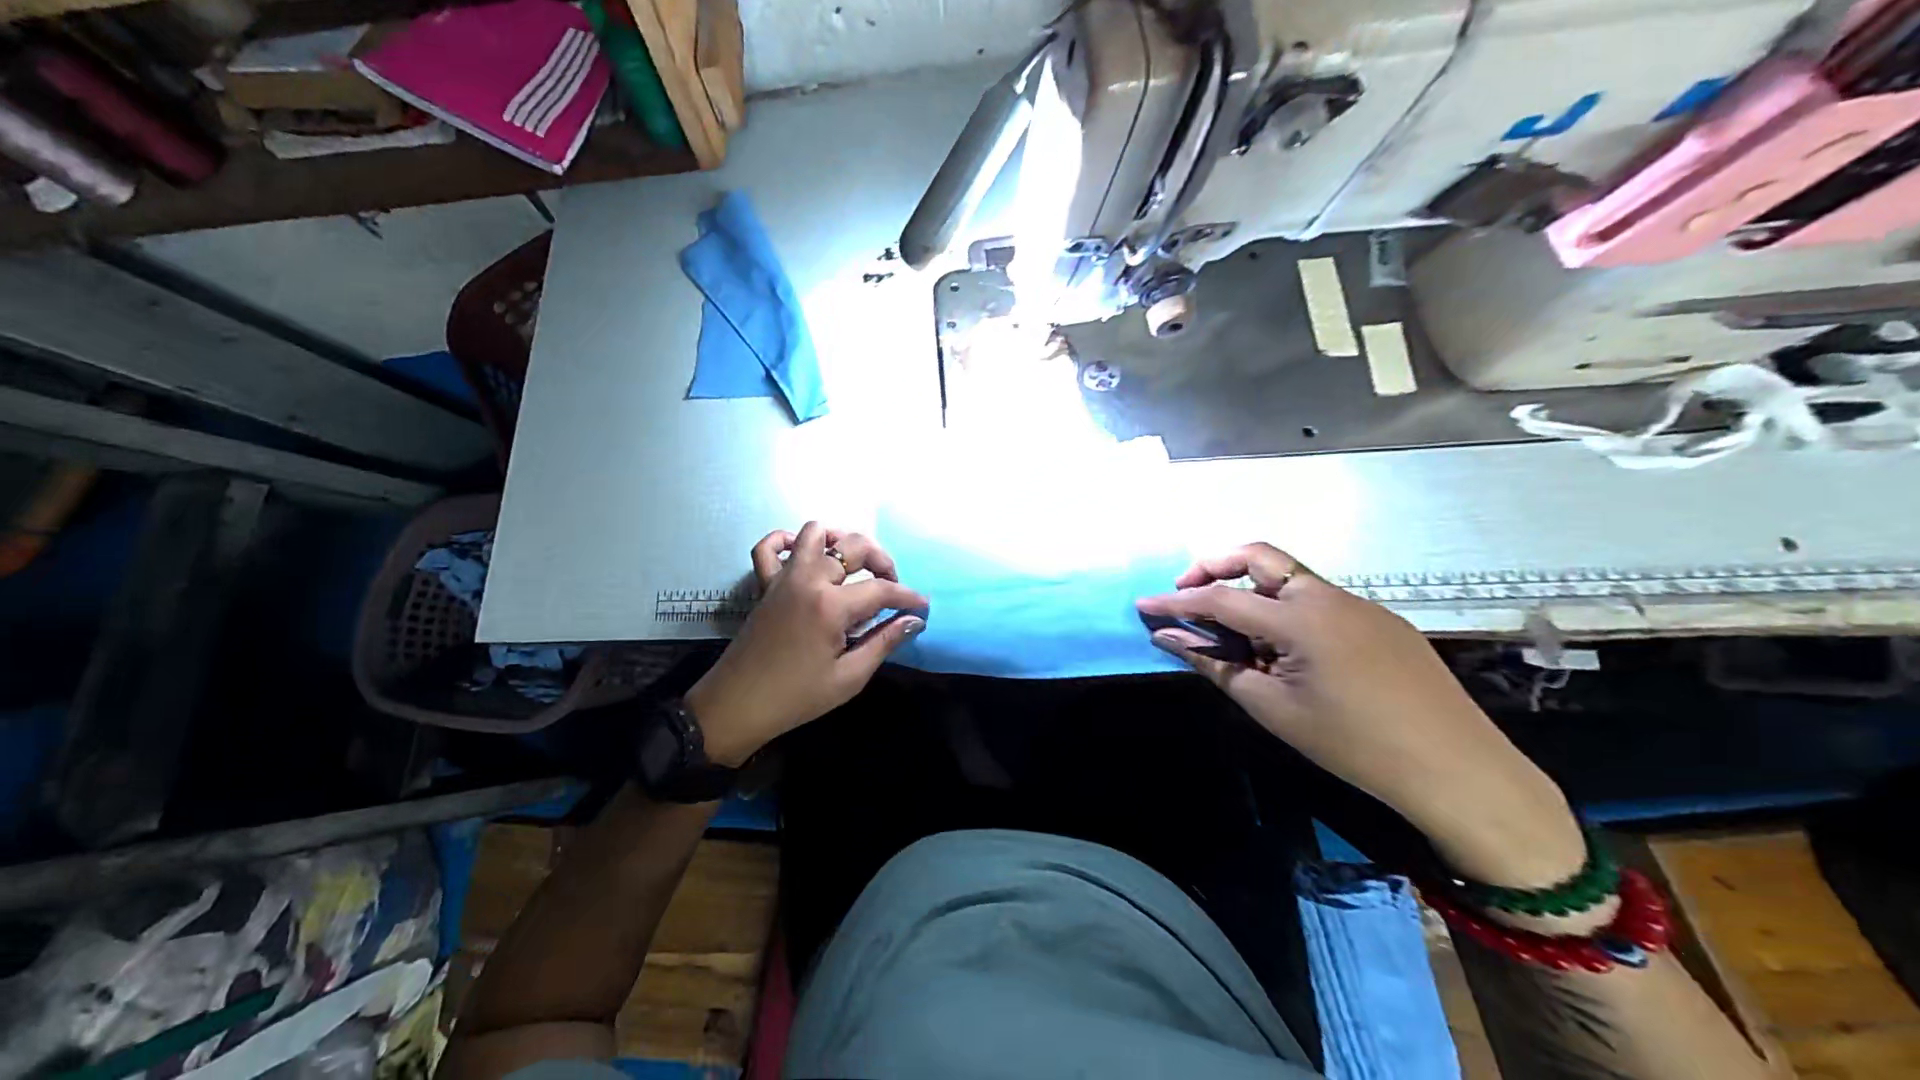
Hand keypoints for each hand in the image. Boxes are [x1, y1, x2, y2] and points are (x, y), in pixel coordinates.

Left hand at [687, 522, 925, 765]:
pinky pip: (768, 547)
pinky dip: (786, 541)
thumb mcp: (849, 678)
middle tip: (892, 585)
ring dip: (839, 542)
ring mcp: (782, 578)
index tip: (923, 607)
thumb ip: (883, 642)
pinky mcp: (764, 585)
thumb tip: (913, 621)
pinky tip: (803, 555)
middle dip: (882, 560)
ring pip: (813, 534)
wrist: (737, 705)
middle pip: (853, 547)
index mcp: (831, 606)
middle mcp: (808, 580)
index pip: (881, 589)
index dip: (908, 596)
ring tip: (853, 565)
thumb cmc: (797, 698)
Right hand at [1137, 543, 1584, 888]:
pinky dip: (1286, 606)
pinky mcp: (1381, 618)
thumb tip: (1169, 636)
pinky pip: (1319, 597)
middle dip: (1214, 566)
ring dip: (1251, 587)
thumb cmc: (1351, 743)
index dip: (1175, 601)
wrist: (1455, 766)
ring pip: (1290, 574)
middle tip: (1187, 593)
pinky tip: (1286, 649)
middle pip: (1257, 554)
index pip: (1219, 597)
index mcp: (1297, 616)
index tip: (1143, 606)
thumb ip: (1215, 663)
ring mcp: (1358, 603)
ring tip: (1233, 629)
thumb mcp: (1271, 707)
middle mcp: (1326, 595)